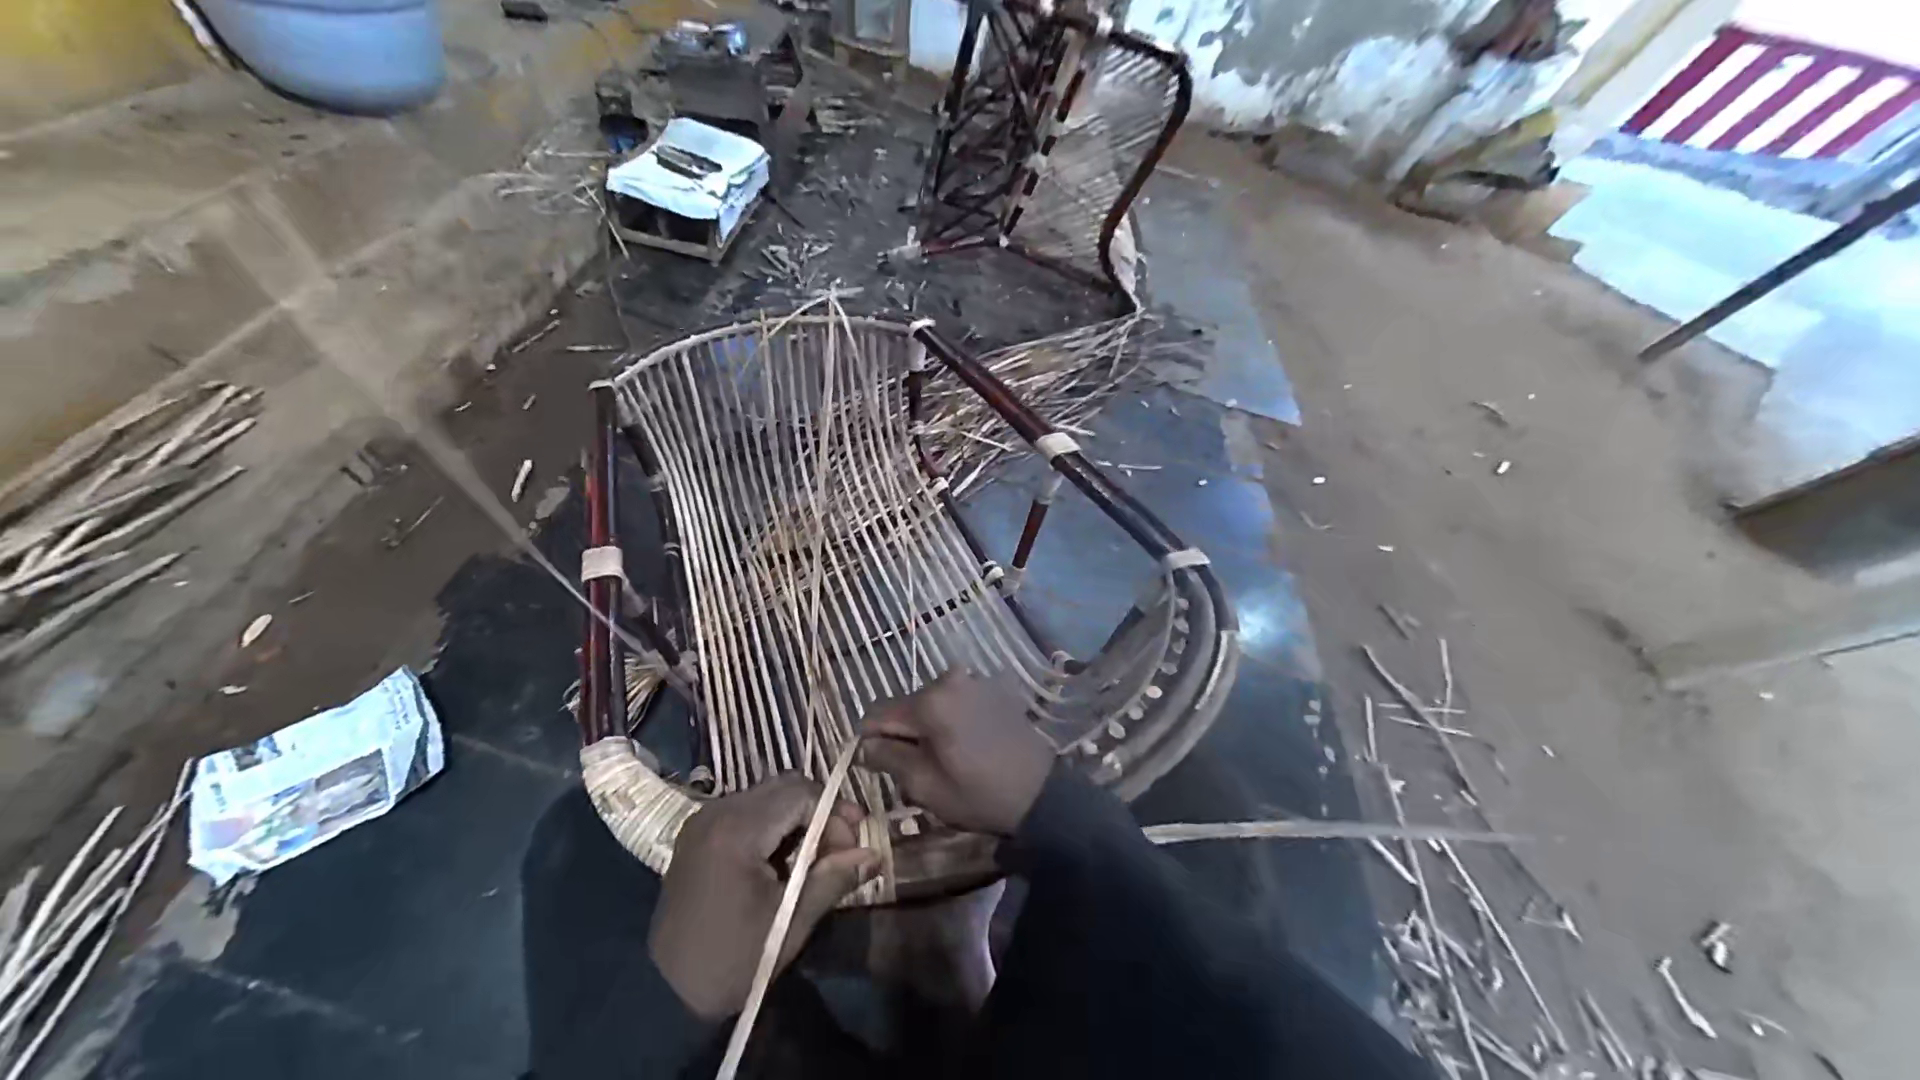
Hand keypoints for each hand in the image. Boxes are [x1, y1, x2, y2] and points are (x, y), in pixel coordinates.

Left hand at [649, 774, 877, 1019]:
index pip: (801, 793)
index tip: (853, 845)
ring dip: (799, 816)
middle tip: (842, 846)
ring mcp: (704, 819)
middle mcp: (717, 811)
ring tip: (817, 855)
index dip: (834, 813)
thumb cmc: (730, 960)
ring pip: (768, 795)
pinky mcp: (699, 832)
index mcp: (736, 829)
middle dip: (820, 810)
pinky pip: (748, 809)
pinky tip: (785, 858)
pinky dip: (775, 824)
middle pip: (785, 786)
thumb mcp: (789, 922)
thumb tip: (874, 854)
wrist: (661, 995)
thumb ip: (832, 879)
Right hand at [859, 669, 1054, 835]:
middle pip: (905, 706)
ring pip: (931, 704)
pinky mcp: (992, 688)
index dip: (872, 741)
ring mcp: (974, 680)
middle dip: (904, 734)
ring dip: (928, 727)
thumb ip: (888, 758)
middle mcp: (949, 678)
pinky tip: (967, 745)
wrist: (1042, 794)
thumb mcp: (925, 785)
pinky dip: (951, 720)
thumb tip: (864, 745)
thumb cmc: (979, 794)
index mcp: (930, 700)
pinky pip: (955, 701)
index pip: (877, 713)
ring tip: (946, 758)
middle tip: (918, 769)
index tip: (881, 765)